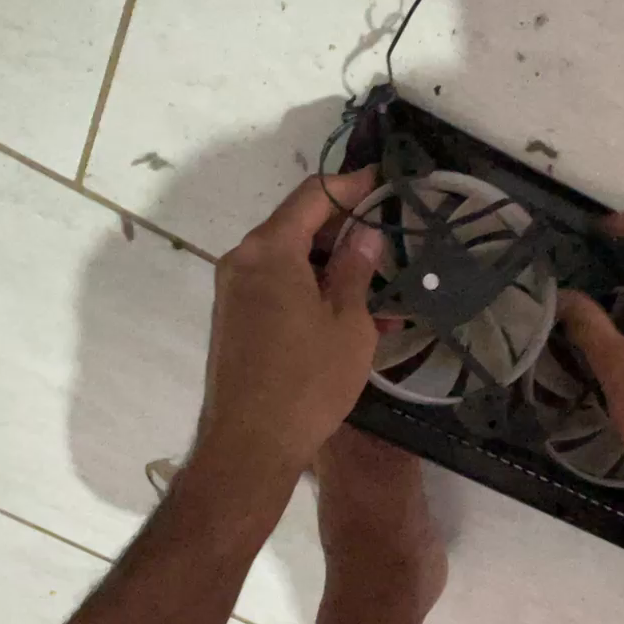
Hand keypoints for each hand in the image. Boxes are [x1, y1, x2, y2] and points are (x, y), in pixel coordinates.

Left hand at [197, 169, 382, 475]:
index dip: (351, 184)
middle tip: (388, 236)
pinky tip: (350, 313)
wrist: (251, 444)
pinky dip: (313, 291)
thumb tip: (365, 233)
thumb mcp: (348, 323)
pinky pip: (279, 288)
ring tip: (379, 283)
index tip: (384, 178)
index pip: (313, 196)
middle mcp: (243, 261)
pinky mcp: (236, 320)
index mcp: (269, 250)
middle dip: (344, 229)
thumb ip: (356, 269)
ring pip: (290, 261)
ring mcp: (235, 292)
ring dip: (332, 266)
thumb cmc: (308, 381)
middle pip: (298, 226)